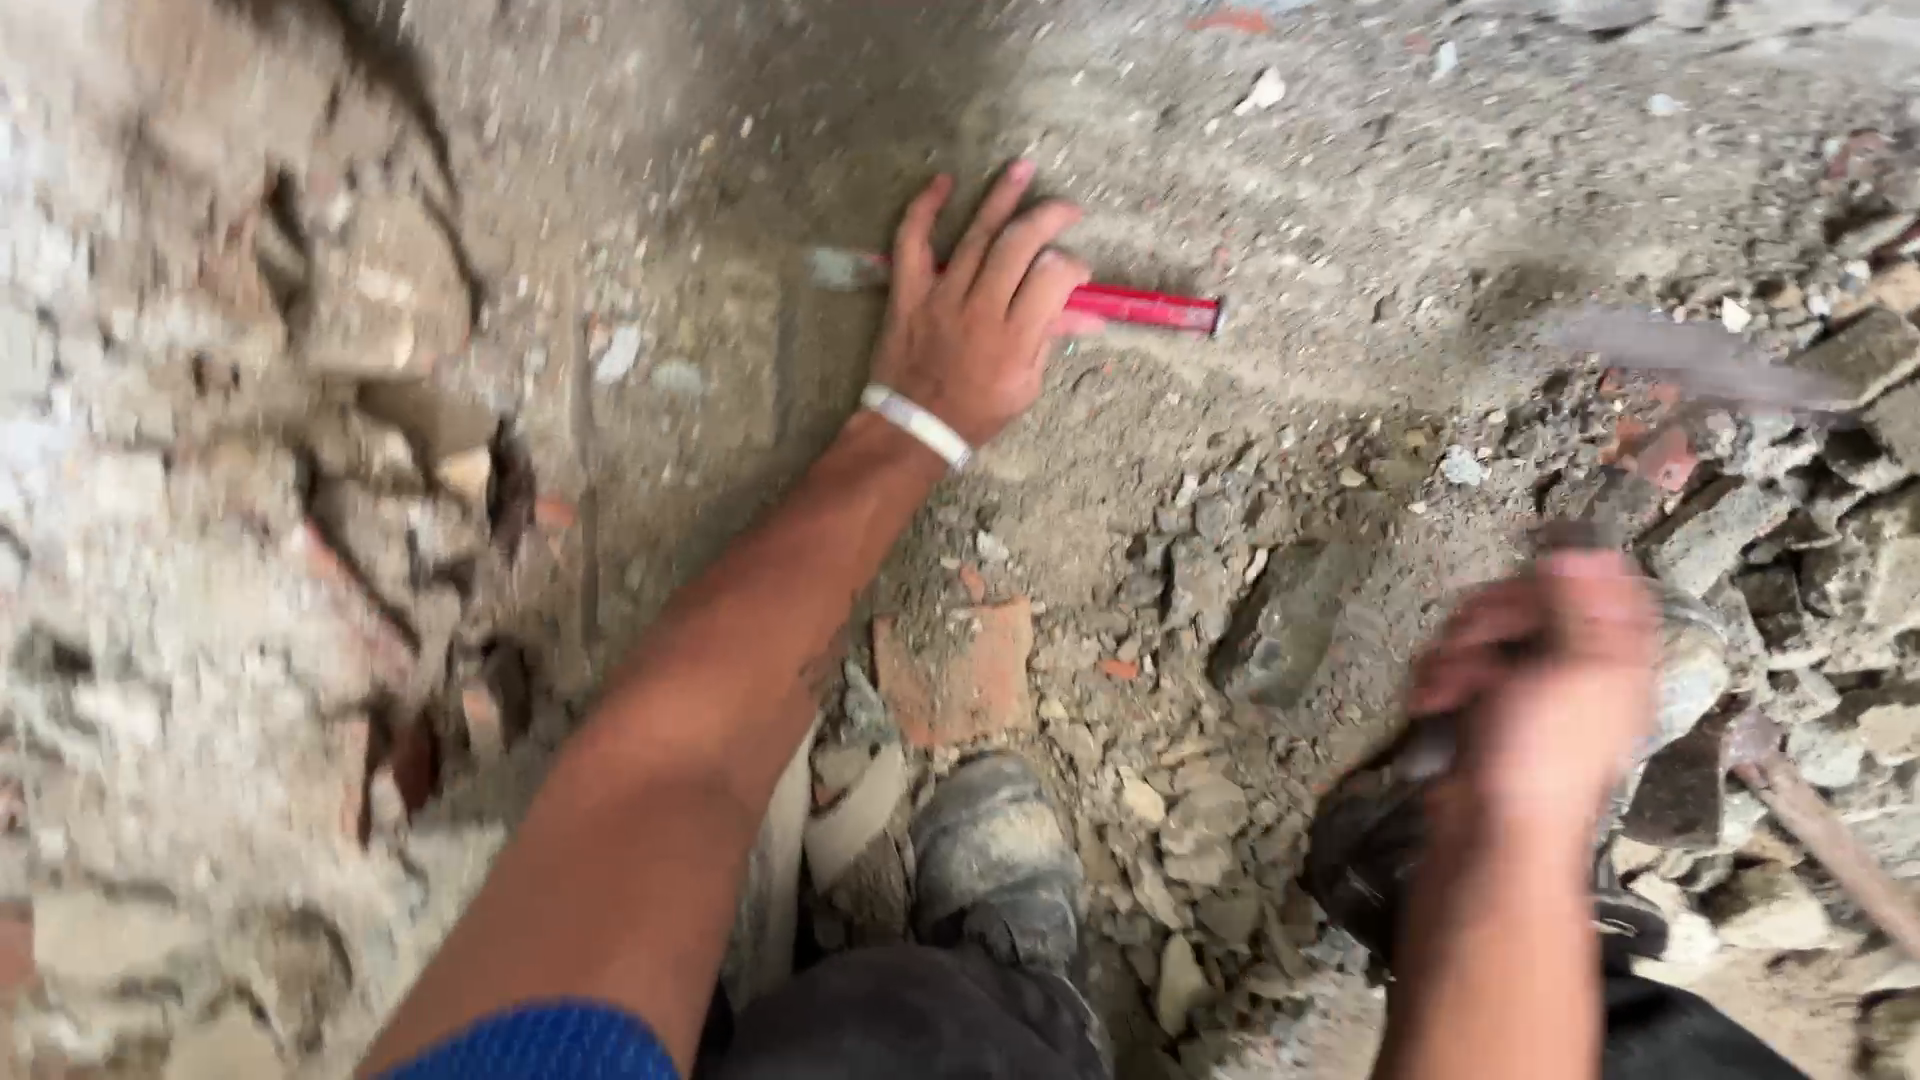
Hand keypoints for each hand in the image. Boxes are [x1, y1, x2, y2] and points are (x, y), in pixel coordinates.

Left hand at [869, 162, 1093, 445]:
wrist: (914, 428)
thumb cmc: (977, 413)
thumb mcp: (1025, 388)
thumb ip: (1049, 342)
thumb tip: (1087, 314)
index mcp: (1014, 338)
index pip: (1053, 278)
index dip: (1072, 266)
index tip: (1077, 272)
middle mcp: (980, 309)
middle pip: (1019, 244)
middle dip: (1048, 217)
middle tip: (1066, 209)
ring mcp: (941, 297)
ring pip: (976, 234)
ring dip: (1002, 196)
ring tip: (1022, 167)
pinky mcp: (909, 293)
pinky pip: (911, 242)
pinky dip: (924, 209)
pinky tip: (943, 182)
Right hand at [1407, 551, 1656, 843]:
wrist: (1488, 821)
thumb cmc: (1541, 754)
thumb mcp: (1575, 672)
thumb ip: (1579, 608)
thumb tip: (1582, 549)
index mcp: (1610, 655)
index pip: (1598, 586)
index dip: (1561, 573)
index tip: (1528, 575)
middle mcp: (1566, 664)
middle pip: (1519, 602)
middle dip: (1483, 622)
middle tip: (1475, 646)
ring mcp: (1516, 684)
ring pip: (1472, 632)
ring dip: (1449, 658)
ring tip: (1450, 691)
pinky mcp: (1474, 701)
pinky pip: (1445, 664)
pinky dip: (1433, 681)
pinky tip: (1434, 703)